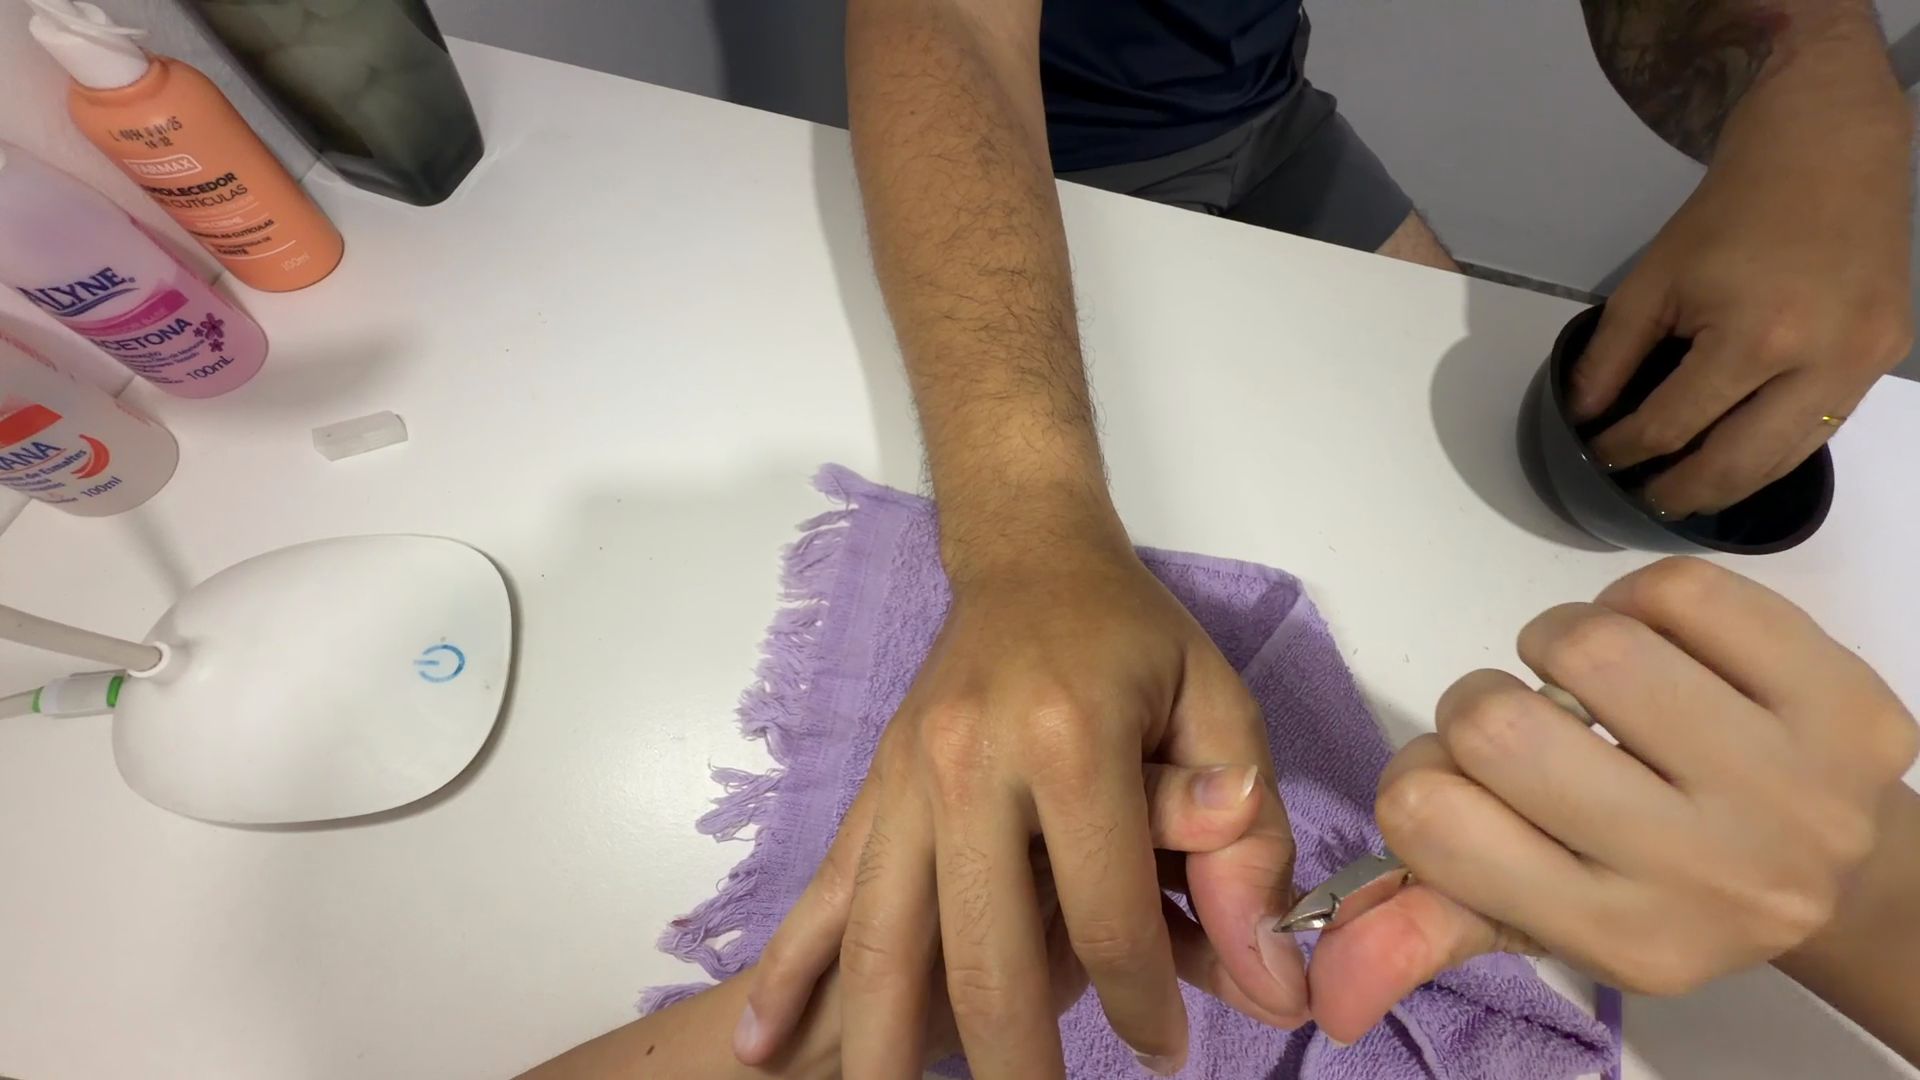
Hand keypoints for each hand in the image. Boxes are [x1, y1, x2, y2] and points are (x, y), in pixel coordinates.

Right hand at [735, 539, 1307, 1078]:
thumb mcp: (1218, 707)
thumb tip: (1269, 979)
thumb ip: (1248, 838)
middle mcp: (968, 761)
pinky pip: (829, 887)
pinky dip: (795, 969)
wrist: (1026, 559)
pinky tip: (760, 1039)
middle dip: (1018, 1068)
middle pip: (982, 956)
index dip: (1147, 1003)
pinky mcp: (876, 779)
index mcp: (1068, 738)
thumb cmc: (1128, 629)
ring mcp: (906, 772)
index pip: (1109, 918)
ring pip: (884, 940)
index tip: (1166, 1042)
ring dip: (889, 1048)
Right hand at [1304, 557, 1918, 1043]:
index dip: (1419, 774)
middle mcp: (1710, 878)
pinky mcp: (1851, 704)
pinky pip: (1677, 592)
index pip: (1422, 814)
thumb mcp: (1522, 915)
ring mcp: (1795, 790)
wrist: (1843, 875)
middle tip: (1533, 730)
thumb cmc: (1640, 880)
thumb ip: (1417, 934)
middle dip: (1485, 705)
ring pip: (1586, 644)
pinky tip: (1667, 653)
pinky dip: (1639, 602)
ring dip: (1557, 646)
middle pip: (1493, 722)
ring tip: (1595, 689)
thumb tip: (1323, 996)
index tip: (1471, 788)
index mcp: (1612, 933)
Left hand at [1572, 68, 1912, 516]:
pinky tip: (1728, 463)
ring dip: (1727, 486)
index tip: (1594, 457)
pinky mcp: (1885, 357)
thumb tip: (1582, 418)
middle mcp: (1824, 361)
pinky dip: (1769, 457)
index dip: (1622, 451)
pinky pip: (1821, 430)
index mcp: (1757, 340)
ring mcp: (1866, 363)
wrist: (1828, 160)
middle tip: (1635, 502)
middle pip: (1739, 462)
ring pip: (1787, 457)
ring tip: (1675, 496)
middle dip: (1678, 491)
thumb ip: (1608, 360)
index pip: (1671, 427)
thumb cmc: (1725, 221)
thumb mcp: (1646, 289)